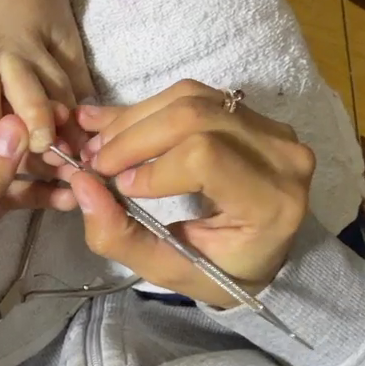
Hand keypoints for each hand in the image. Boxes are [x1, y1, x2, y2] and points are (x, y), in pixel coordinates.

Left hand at [0, 113, 70, 365]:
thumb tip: (16, 125)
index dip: (3, 107)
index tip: (50, 108)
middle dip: (29, 137)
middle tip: (77, 140)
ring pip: (2, 167)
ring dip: (38, 167)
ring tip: (81, 169)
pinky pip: (6, 197)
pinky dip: (33, 196)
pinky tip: (66, 197)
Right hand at [64, 81, 314, 306]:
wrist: (261, 255)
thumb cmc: (220, 271)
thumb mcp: (169, 271)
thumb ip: (122, 237)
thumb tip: (82, 184)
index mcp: (272, 203)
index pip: (205, 157)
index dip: (153, 166)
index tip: (120, 187)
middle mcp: (283, 157)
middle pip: (196, 116)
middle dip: (133, 136)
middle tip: (96, 162)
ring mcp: (272, 129)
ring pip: (191, 97)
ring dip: (135, 117)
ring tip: (102, 145)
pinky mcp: (254, 114)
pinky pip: (196, 94)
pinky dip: (149, 108)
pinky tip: (117, 127)